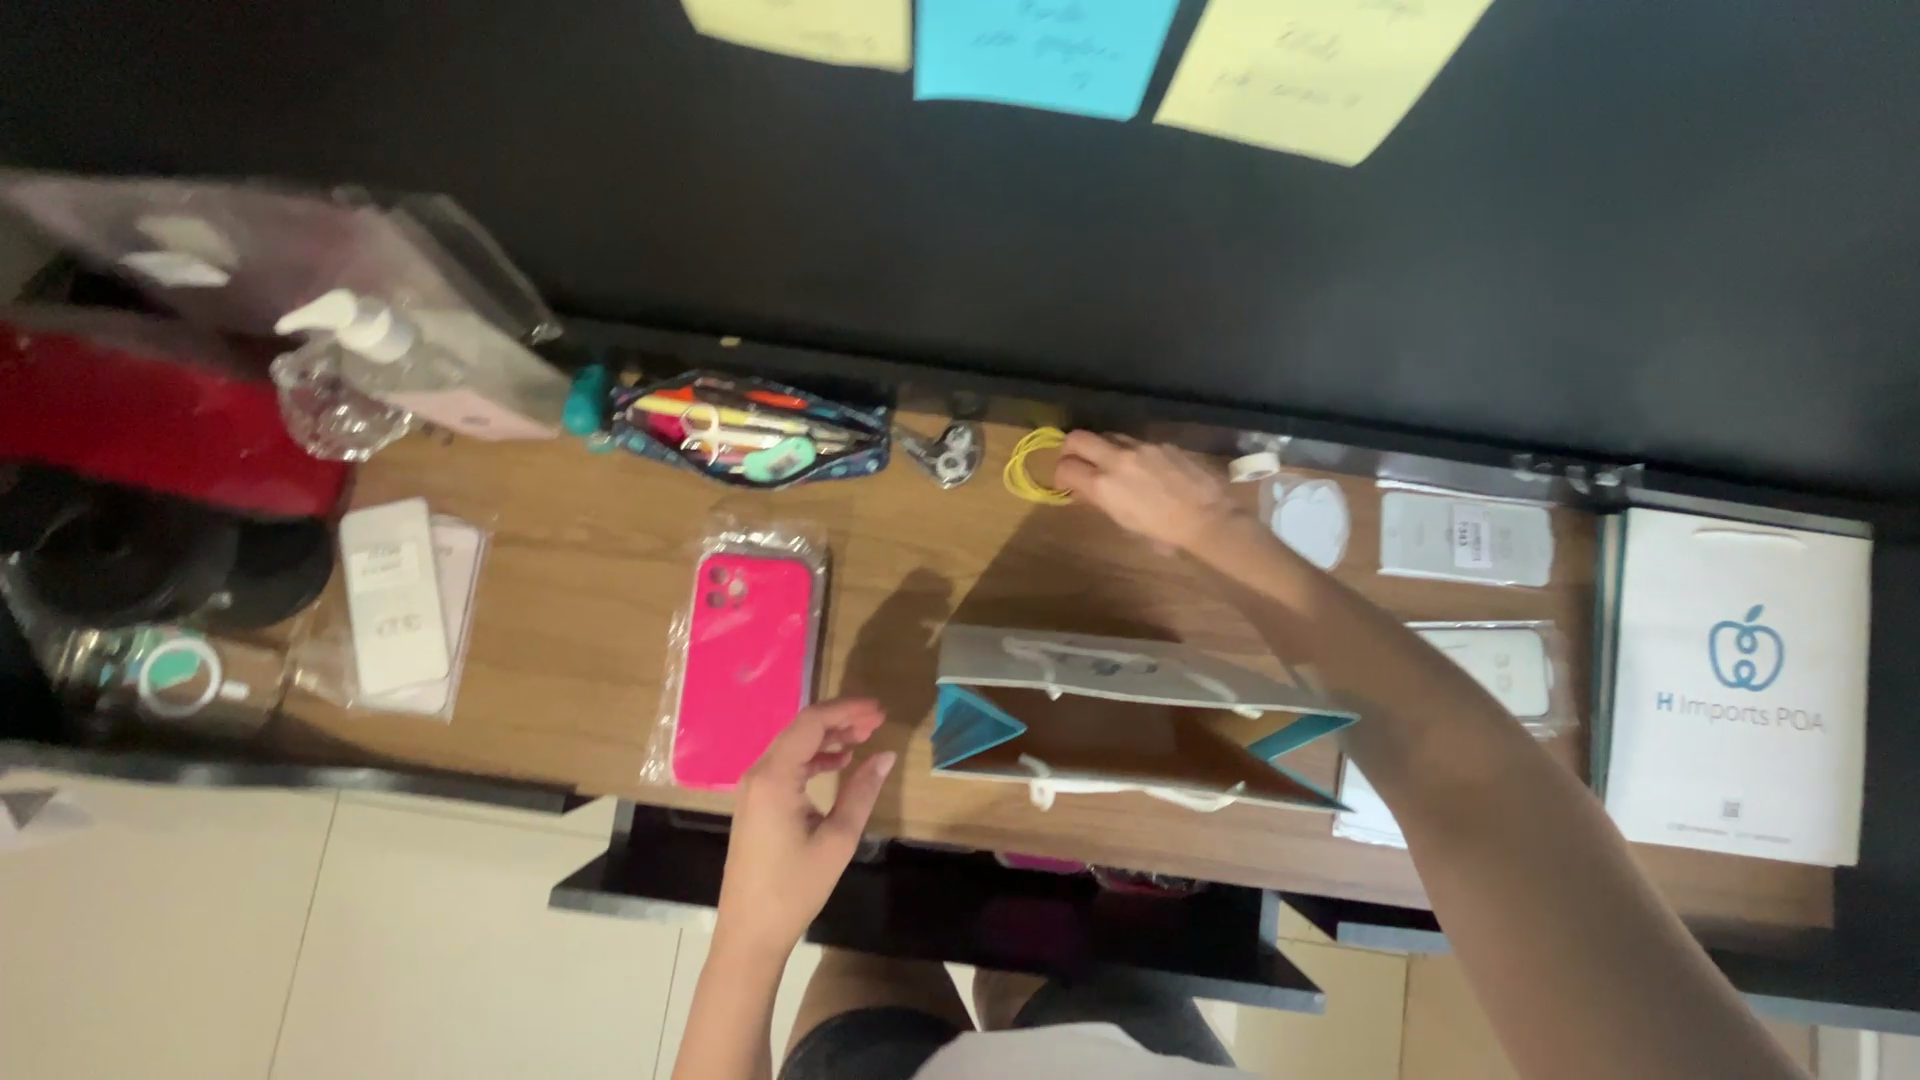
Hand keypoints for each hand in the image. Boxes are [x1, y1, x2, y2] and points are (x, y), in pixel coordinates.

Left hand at [716, 699, 895, 960]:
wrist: (750, 934)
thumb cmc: (795, 889)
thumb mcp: (838, 840)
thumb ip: (862, 792)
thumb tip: (885, 756)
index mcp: (775, 777)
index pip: (812, 723)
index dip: (847, 709)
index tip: (879, 710)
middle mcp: (759, 773)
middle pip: (801, 729)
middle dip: (840, 719)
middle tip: (877, 720)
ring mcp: (753, 788)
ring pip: (794, 745)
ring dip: (828, 737)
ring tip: (864, 738)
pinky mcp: (755, 803)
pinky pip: (786, 765)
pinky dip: (814, 758)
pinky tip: (840, 763)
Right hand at [1053, 432, 1240, 552]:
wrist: (1207, 518)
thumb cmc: (1163, 533)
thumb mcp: (1124, 523)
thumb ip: (1100, 501)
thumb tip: (1084, 490)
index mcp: (1103, 485)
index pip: (1065, 467)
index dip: (1060, 474)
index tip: (1066, 482)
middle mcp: (1116, 459)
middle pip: (1077, 437)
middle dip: (1071, 448)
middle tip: (1076, 461)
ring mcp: (1140, 447)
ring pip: (1108, 435)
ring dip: (1102, 447)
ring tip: (1111, 463)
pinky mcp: (1161, 444)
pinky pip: (1136, 441)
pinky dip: (1131, 451)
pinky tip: (1144, 467)